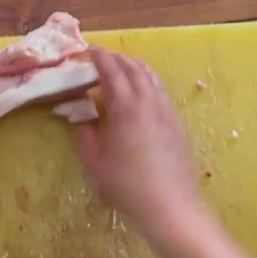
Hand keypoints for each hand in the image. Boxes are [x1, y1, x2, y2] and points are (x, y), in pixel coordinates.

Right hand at [77, 49, 211, 245]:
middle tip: (100, 57)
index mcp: (125, 106)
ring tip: (120, 67)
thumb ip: (85, 133)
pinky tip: (140, 92)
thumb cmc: (127, 185)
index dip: (98, 57)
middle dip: (116, 58)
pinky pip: (160, 91)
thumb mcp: (94, 162)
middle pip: (133, 67)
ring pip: (150, 77)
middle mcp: (148, 101)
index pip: (111, 70)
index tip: (86, 51)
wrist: (171, 206)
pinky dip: (147, 81)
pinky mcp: (176, 123)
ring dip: (133, 66)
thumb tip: (80, 116)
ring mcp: (166, 111)